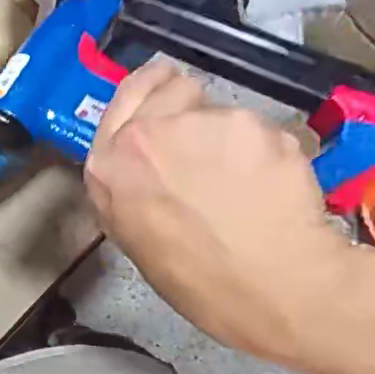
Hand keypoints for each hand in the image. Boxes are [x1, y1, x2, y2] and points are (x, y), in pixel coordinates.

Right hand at [83, 57, 358, 360]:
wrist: (268, 286)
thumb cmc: (193, 277)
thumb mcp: (129, 231)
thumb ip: (128, 182)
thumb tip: (145, 165)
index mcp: (106, 166)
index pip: (125, 97)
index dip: (148, 93)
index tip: (165, 96)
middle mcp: (145, 134)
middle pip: (169, 87)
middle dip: (187, 107)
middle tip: (205, 143)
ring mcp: (201, 124)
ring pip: (217, 108)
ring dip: (225, 133)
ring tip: (238, 180)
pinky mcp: (253, 124)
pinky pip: (258, 126)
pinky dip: (263, 148)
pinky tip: (267, 183)